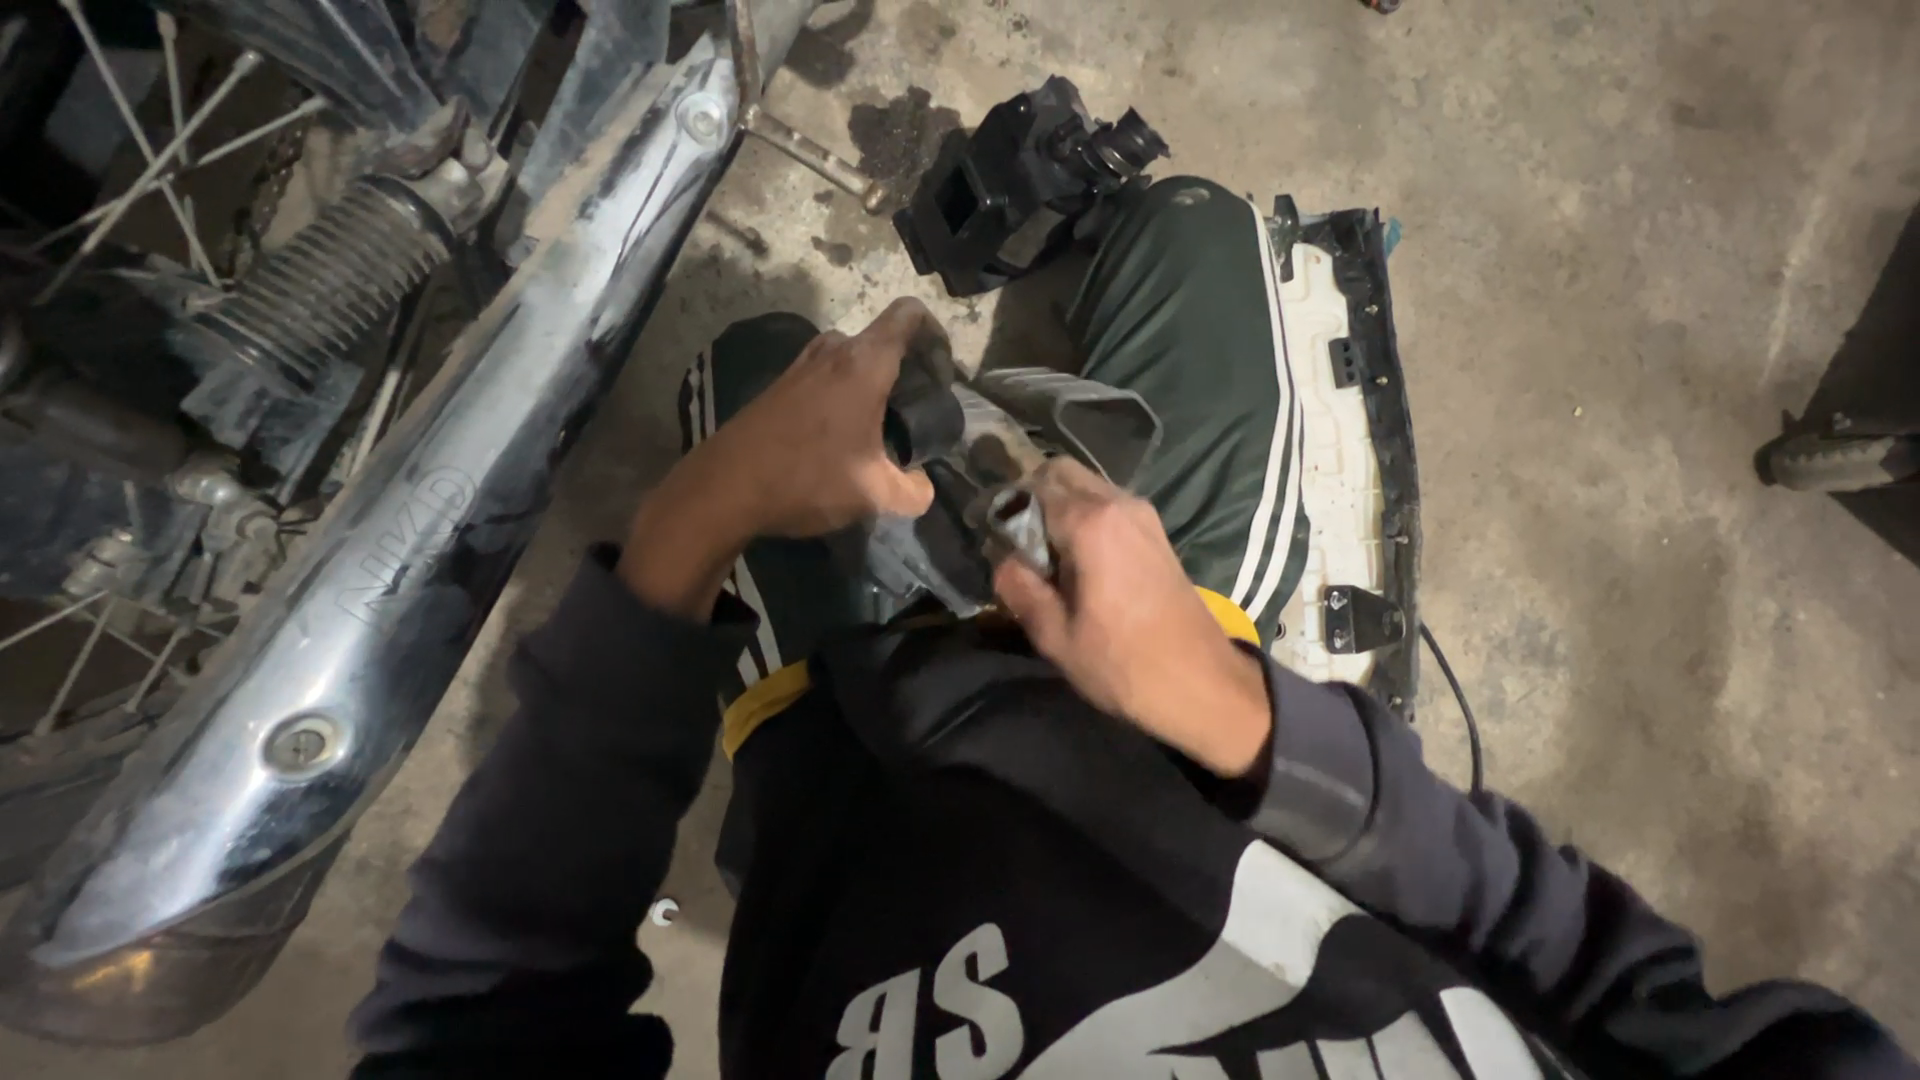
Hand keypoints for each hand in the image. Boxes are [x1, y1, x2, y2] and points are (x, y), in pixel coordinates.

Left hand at [618, 299, 938, 615]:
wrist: (725, 488)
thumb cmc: (808, 479)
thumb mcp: (875, 495)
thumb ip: (914, 492)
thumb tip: (923, 487)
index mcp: (865, 363)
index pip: (909, 315)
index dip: (934, 333)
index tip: (941, 372)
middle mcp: (834, 350)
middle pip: (882, 341)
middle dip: (905, 370)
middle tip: (915, 412)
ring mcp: (801, 365)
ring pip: (852, 360)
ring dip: (871, 385)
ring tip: (879, 428)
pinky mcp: (779, 385)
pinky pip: (826, 377)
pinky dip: (842, 395)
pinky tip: (840, 438)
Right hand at [992, 459, 1272, 776]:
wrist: (1202, 684)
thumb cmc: (1123, 664)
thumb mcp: (1055, 636)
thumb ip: (1020, 588)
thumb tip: (1003, 560)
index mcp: (1091, 523)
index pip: (1031, 487)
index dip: (1003, 506)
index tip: (986, 532)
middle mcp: (1119, 504)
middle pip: (1061, 472)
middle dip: (1030, 495)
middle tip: (1014, 540)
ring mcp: (1143, 515)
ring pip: (1086, 485)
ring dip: (1058, 506)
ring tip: (1044, 554)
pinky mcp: (1156, 532)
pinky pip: (1108, 504)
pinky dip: (1084, 517)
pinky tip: (1075, 561)